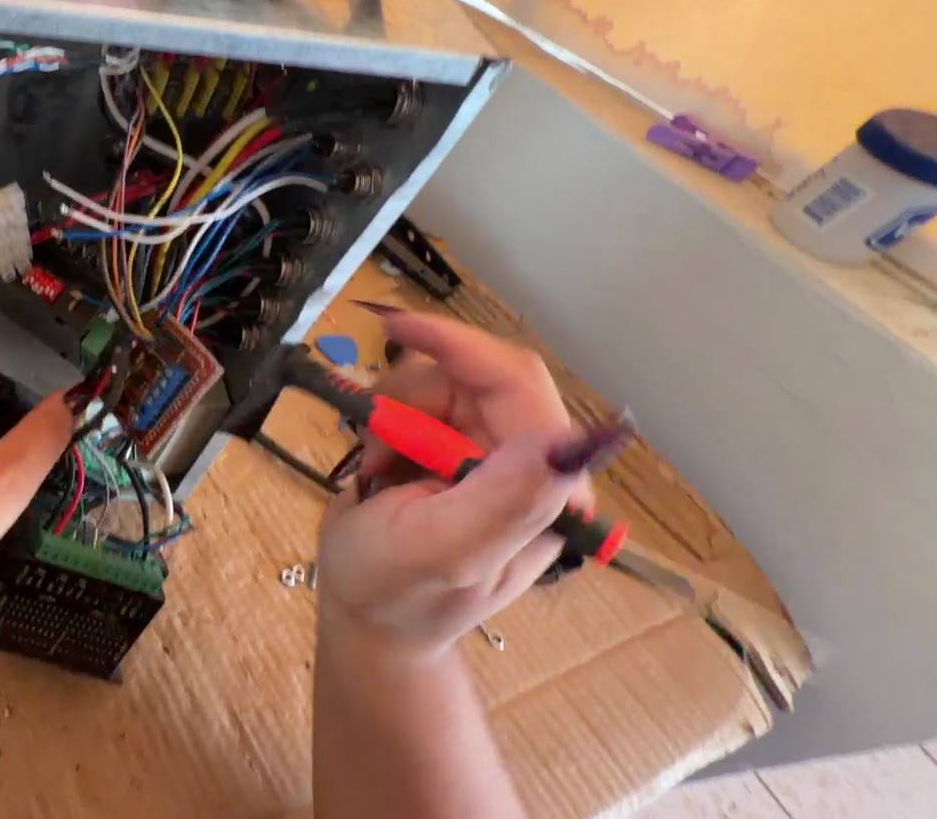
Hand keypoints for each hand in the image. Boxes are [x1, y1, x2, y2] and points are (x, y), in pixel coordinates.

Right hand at [317, 312, 609, 658]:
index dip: (457, 345)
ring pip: (435, 383)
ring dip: (391, 415)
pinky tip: (380, 463)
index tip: (392, 325)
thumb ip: (504, 501)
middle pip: (469, 376)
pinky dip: (384, 422)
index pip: (515, 384)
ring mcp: (489, 455)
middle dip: (410, 398)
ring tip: (377, 466)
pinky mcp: (455, 450)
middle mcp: (527, 463)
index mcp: (545, 490)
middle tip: (374, 441)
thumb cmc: (394, 592)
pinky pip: (414, 401)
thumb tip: (570, 441)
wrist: (367, 613)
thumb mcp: (442, 551)